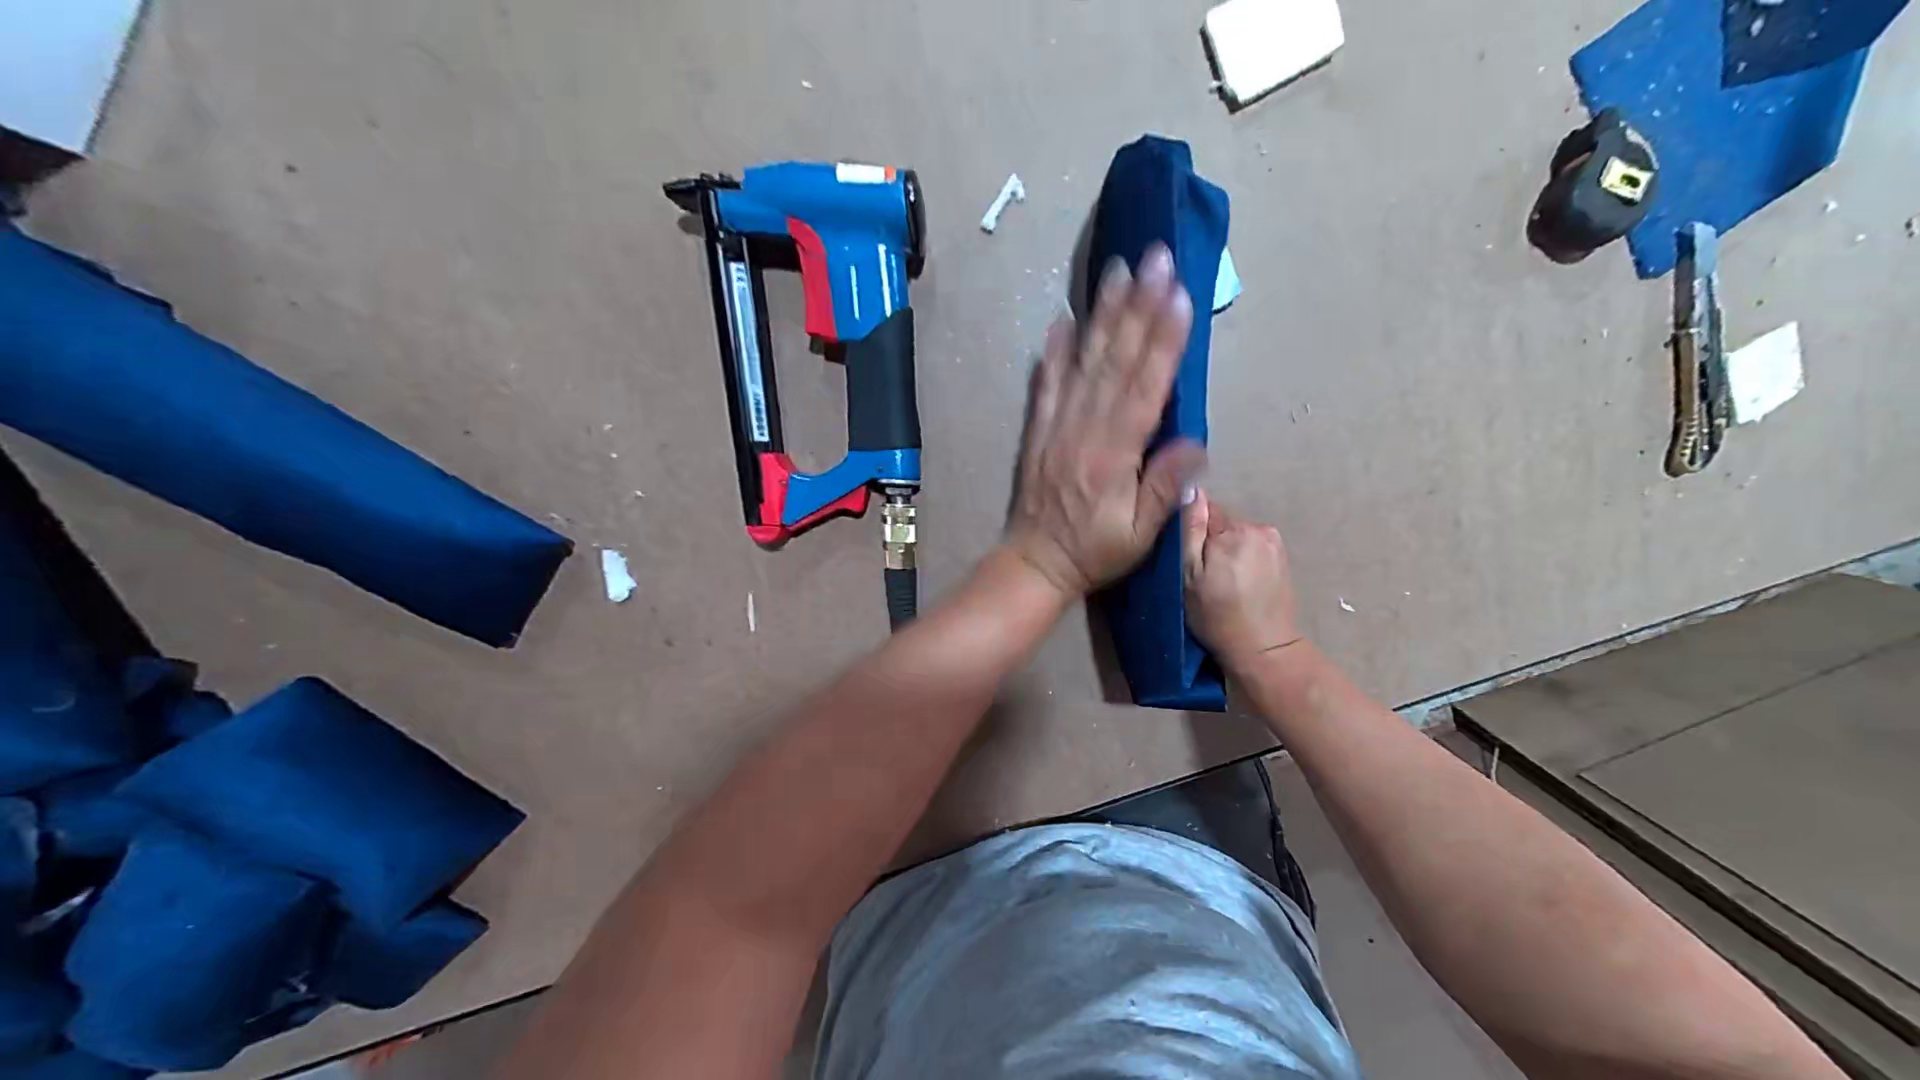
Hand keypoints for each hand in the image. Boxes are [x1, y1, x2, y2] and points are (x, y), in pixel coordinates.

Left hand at [1005, 243, 1205, 596]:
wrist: (1034, 563)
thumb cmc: (1094, 551)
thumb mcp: (1140, 534)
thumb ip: (1165, 487)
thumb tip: (1195, 440)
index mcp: (1115, 453)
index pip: (1145, 385)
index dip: (1163, 338)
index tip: (1178, 294)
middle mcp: (1085, 429)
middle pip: (1116, 360)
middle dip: (1138, 306)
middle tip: (1154, 258)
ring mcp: (1057, 426)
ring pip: (1083, 362)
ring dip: (1102, 315)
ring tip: (1116, 271)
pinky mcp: (1037, 430)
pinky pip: (1044, 384)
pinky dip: (1054, 351)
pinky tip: (1062, 319)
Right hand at [1182, 489, 1302, 665]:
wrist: (1263, 647)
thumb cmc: (1217, 616)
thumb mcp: (1190, 576)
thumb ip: (1190, 531)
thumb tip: (1192, 491)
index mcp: (1232, 531)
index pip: (1203, 509)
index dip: (1191, 532)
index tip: (1188, 558)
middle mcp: (1258, 528)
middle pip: (1221, 521)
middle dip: (1210, 541)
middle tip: (1204, 574)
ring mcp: (1274, 541)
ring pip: (1236, 533)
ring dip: (1227, 549)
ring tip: (1223, 580)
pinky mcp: (1282, 555)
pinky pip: (1252, 544)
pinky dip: (1243, 557)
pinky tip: (1240, 581)